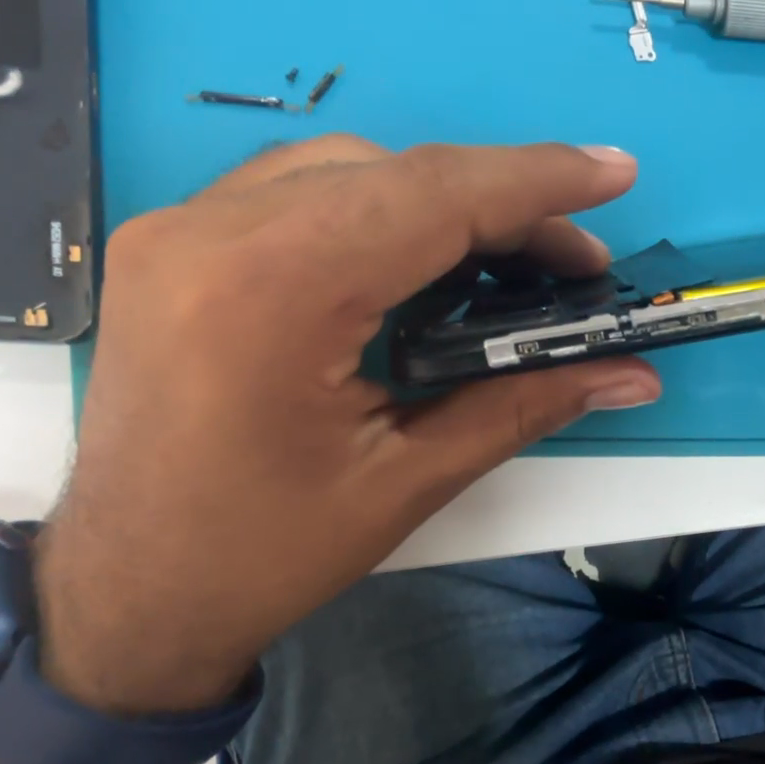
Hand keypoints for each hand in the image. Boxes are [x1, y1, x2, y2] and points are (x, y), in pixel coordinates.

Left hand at [35, 137, 661, 713]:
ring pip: (346, 172)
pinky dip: (381, 215)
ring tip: (516, 266)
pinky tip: (429, 266)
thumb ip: (524, 406)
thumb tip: (632, 376)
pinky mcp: (174, 247)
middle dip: (501, 205)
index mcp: (271, 292)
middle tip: (577, 263)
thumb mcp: (411, 480)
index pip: (430, 197)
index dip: (534, 182)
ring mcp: (179, 230)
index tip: (614, 174)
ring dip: (443, 205)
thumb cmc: (269, 553)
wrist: (132, 591)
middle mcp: (210, 231)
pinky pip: (299, 196)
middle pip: (392, 174)